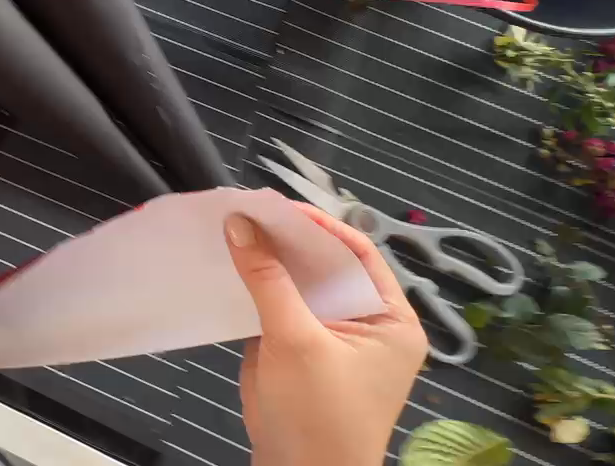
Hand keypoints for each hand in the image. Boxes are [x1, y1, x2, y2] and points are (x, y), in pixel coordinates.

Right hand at [226, 204, 426, 465]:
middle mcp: (362, 318)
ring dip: (264, 252)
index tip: (273, 205)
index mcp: (389, 320)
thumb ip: (267, 278)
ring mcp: (326, 328)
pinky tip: (225, 257)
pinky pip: (274, 294)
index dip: (319, 224)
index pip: (358, 253)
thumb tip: (237, 220)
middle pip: (323, 260)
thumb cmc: (320, 410)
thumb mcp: (295, 340)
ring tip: (227, 224)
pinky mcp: (293, 337)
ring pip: (295, 275)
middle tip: (242, 208)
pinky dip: (252, 274)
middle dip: (284, 234)